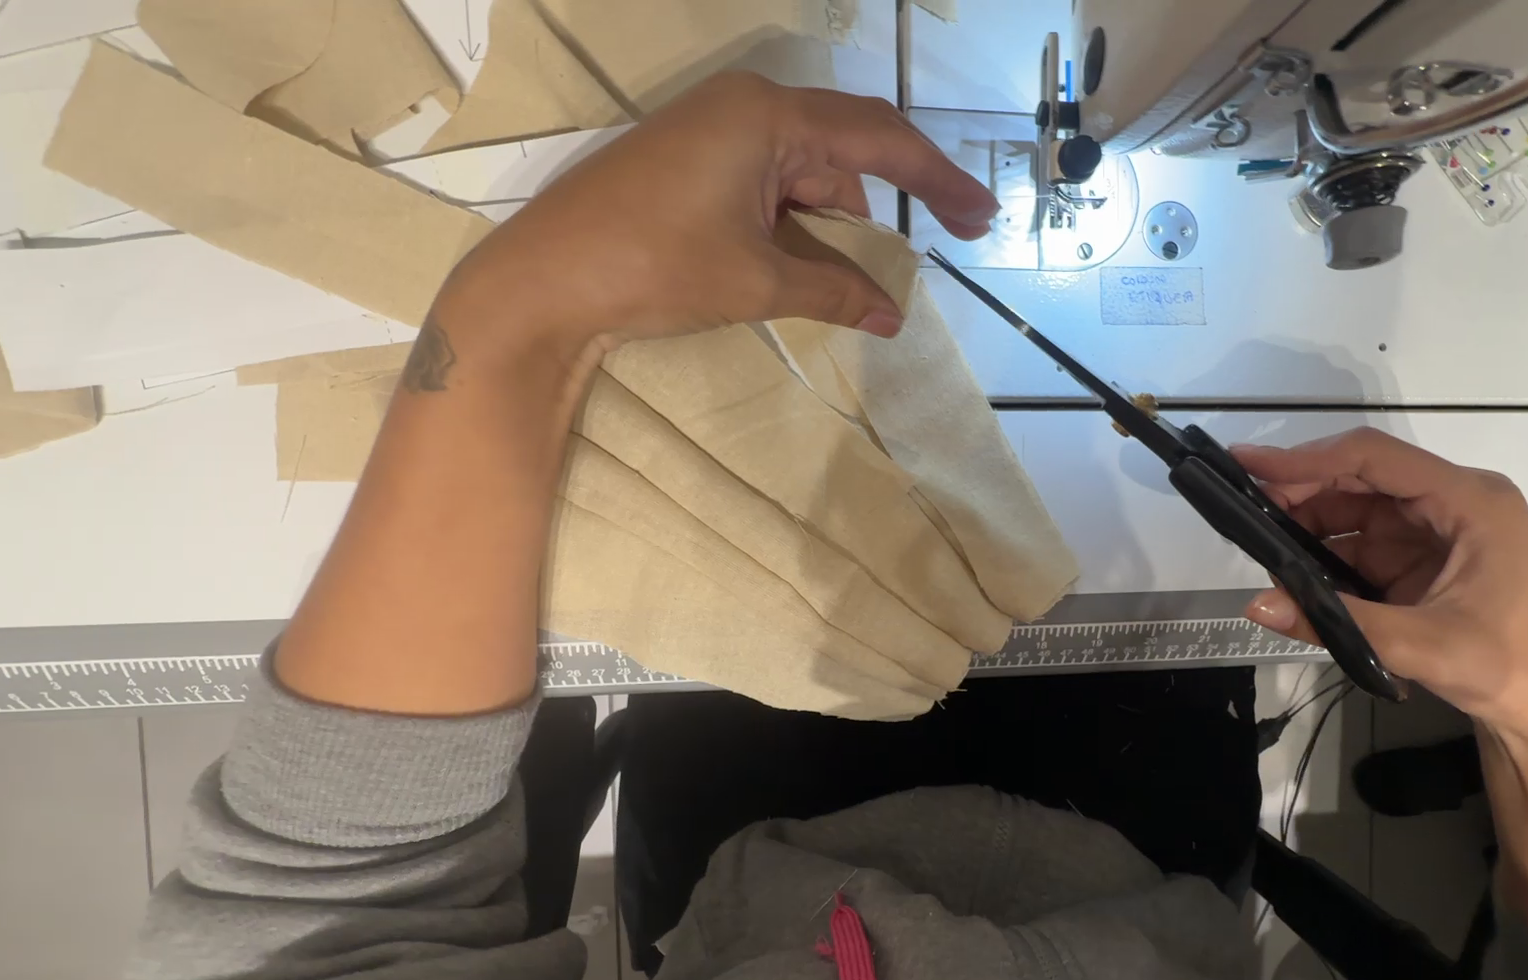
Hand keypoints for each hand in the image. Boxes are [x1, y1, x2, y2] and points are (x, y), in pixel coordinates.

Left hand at [433, 73, 998, 360]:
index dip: (937, 179)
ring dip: (832, 232)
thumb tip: (894, 317)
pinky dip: (794, 231)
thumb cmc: (655, 267)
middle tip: (915, 264)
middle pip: (844, 157)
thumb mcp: (758, 281)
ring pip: (805, 181)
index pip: (879, 140)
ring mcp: (716, 138)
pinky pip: (770, 193)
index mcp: (769, 118)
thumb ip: (836, 290)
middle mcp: (747, 113)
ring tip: (842, 288)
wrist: (547, 284)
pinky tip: (800, 271)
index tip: (980, 216)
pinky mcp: (696, 168)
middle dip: (880, 214)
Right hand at [1232, 429, 1527, 730]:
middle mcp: (1450, 502)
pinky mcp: (1416, 557)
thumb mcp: (1423, 645)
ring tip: (1256, 543)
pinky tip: (1288, 569)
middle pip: (1358, 475)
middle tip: (1239, 508)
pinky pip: (1355, 540)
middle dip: (1298, 488)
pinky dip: (1318, 552)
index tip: (1247, 466)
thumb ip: (1336, 621)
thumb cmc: (1514, 669)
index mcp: (1469, 502)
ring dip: (1303, 521)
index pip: (1375, 458)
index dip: (1307, 458)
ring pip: (1351, 506)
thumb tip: (1255, 604)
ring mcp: (1431, 530)